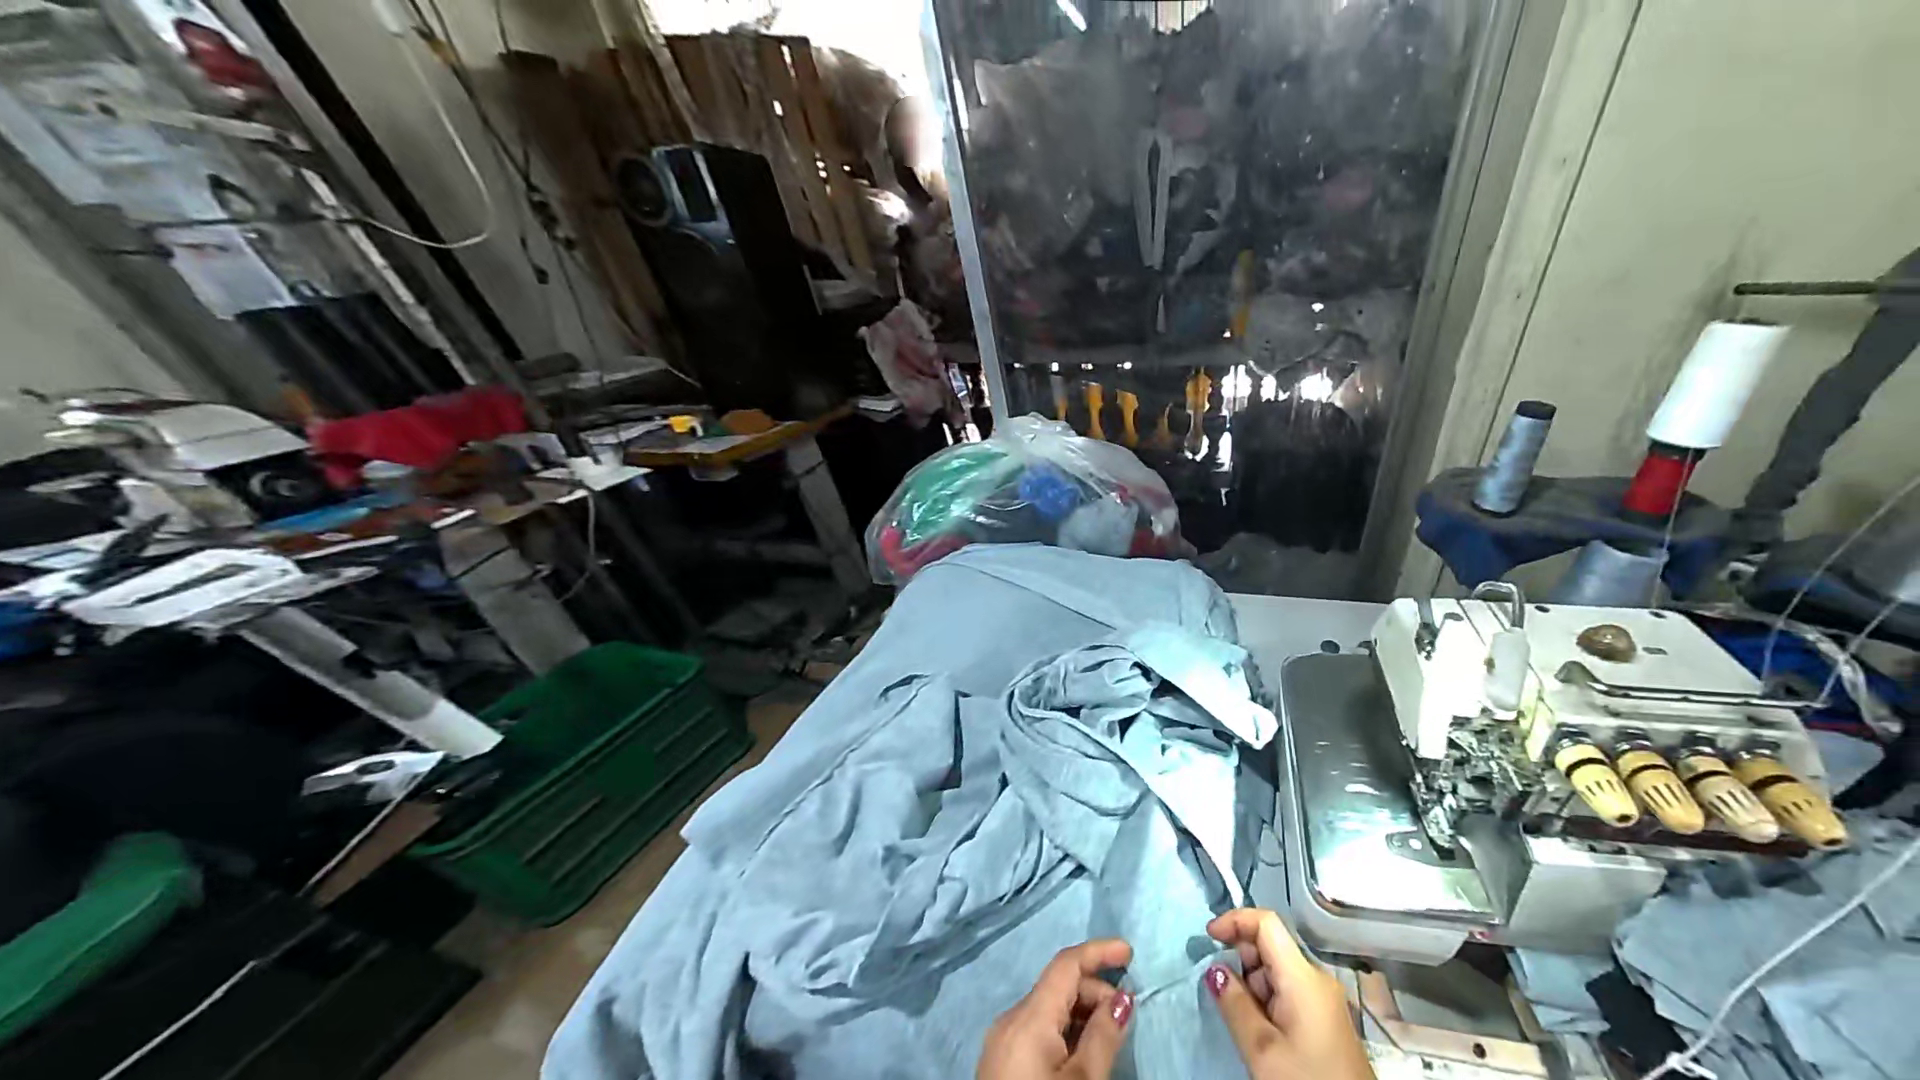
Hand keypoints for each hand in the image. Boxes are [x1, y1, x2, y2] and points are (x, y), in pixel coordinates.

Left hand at [977, 939, 1134, 1079]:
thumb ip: (1103, 1036)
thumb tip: (1122, 997)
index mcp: (1027, 1015)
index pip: (1065, 964)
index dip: (1098, 952)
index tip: (1130, 951)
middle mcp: (1010, 1018)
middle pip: (1057, 986)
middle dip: (1094, 991)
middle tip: (1128, 1015)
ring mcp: (1002, 1040)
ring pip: (1047, 1009)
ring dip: (1081, 1013)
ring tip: (1110, 1035)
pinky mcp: (1001, 1062)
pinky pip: (1037, 1030)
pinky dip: (1064, 1031)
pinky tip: (1083, 1053)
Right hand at [1203, 908, 1373, 1079]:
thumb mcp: (1262, 1050)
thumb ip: (1234, 1004)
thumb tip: (1215, 969)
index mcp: (1304, 978)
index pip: (1266, 923)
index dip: (1234, 921)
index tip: (1209, 938)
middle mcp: (1317, 980)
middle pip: (1270, 946)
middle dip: (1241, 960)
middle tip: (1225, 995)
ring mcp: (1324, 1001)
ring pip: (1277, 971)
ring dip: (1252, 985)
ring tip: (1245, 1022)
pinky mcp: (1325, 1021)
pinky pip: (1288, 992)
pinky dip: (1265, 1000)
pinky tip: (1261, 1031)